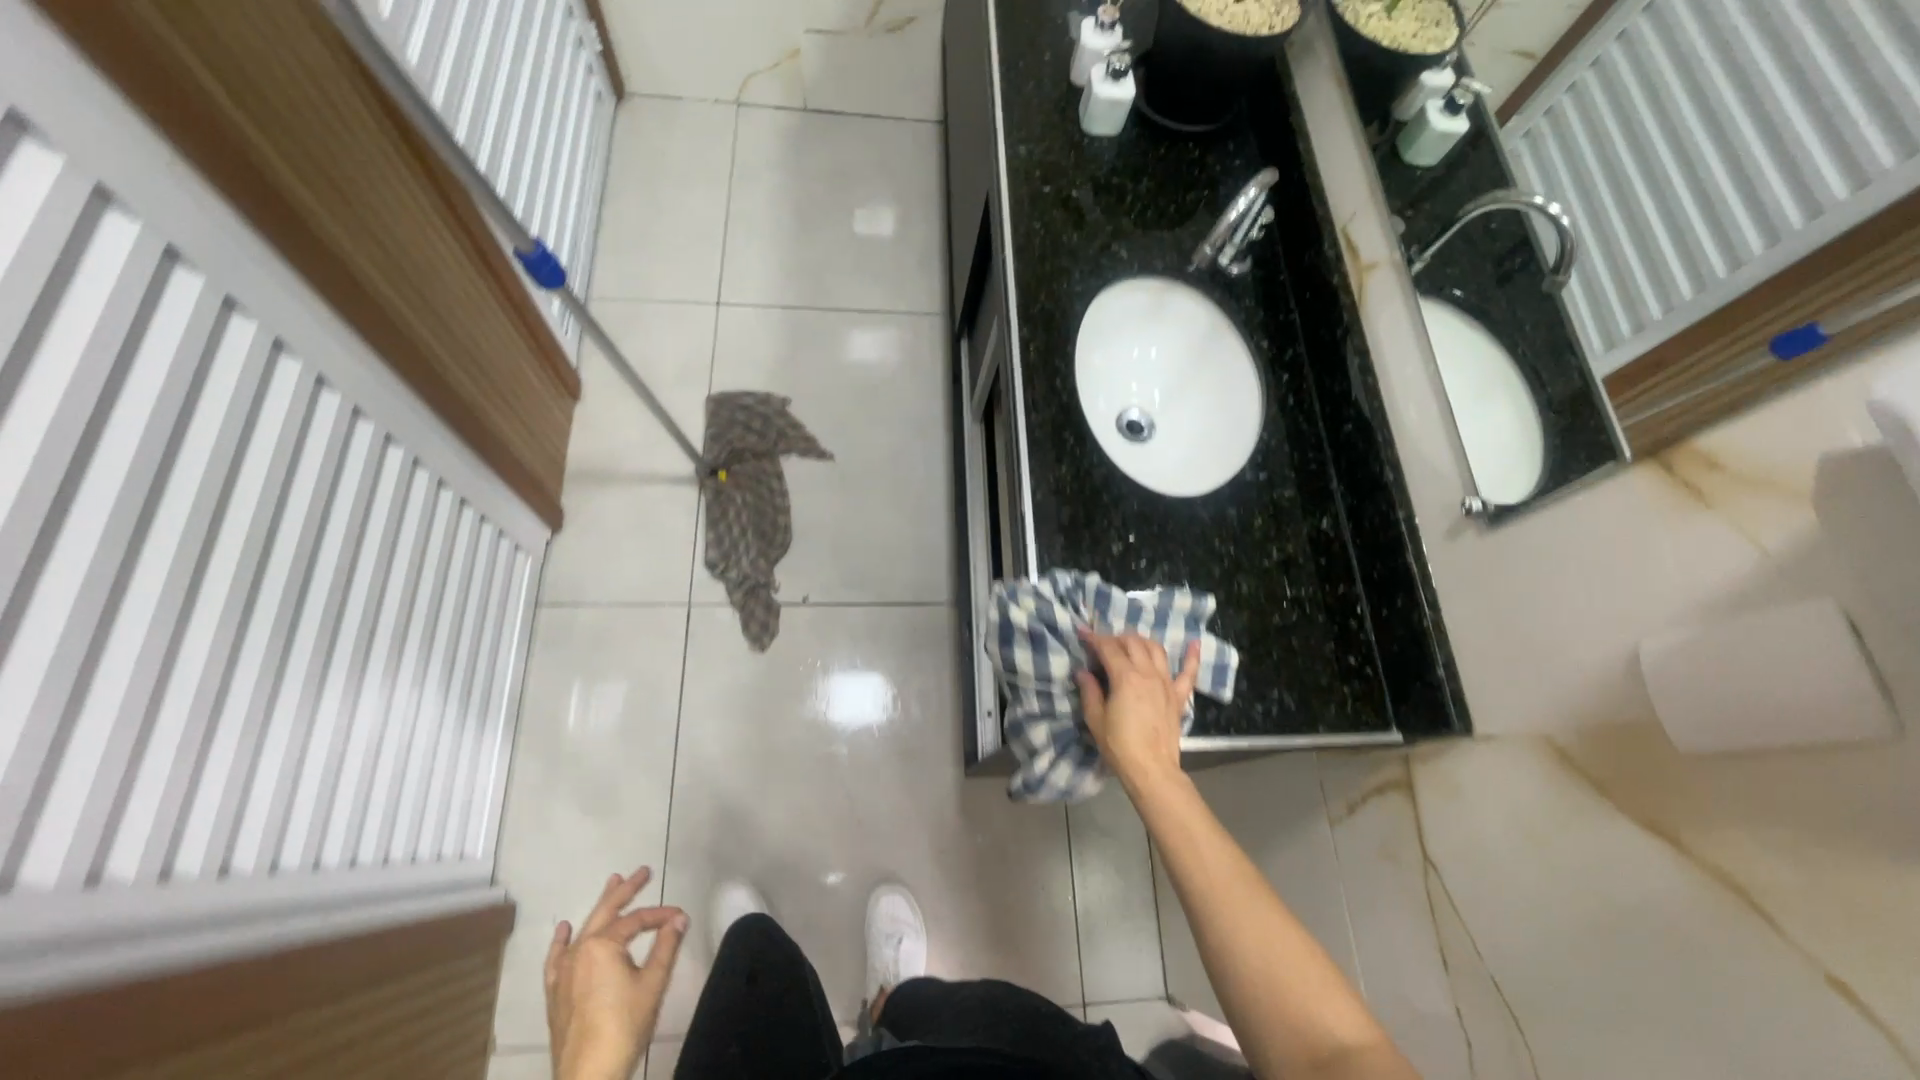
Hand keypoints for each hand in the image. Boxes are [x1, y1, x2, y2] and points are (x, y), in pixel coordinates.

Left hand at [545, 867, 687, 1079]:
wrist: (588, 1073)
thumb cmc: (625, 1027)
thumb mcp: (653, 985)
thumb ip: (666, 948)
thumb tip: (678, 919)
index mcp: (603, 946)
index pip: (637, 921)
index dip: (660, 915)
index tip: (680, 917)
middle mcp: (580, 951)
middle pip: (606, 913)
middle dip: (625, 890)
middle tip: (641, 871)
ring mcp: (564, 971)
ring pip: (584, 929)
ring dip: (600, 907)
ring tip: (611, 883)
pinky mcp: (556, 992)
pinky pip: (557, 957)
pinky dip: (561, 941)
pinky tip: (564, 929)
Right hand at [1076, 630, 1199, 793]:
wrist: (1151, 768)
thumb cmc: (1119, 746)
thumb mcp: (1095, 719)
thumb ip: (1089, 691)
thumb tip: (1082, 672)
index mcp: (1125, 677)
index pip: (1108, 648)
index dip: (1094, 638)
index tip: (1082, 634)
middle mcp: (1147, 673)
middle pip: (1133, 642)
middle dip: (1116, 638)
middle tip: (1103, 645)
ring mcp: (1167, 683)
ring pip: (1156, 649)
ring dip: (1142, 641)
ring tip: (1131, 644)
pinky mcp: (1179, 696)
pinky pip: (1189, 672)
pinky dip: (1192, 656)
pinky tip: (1194, 643)